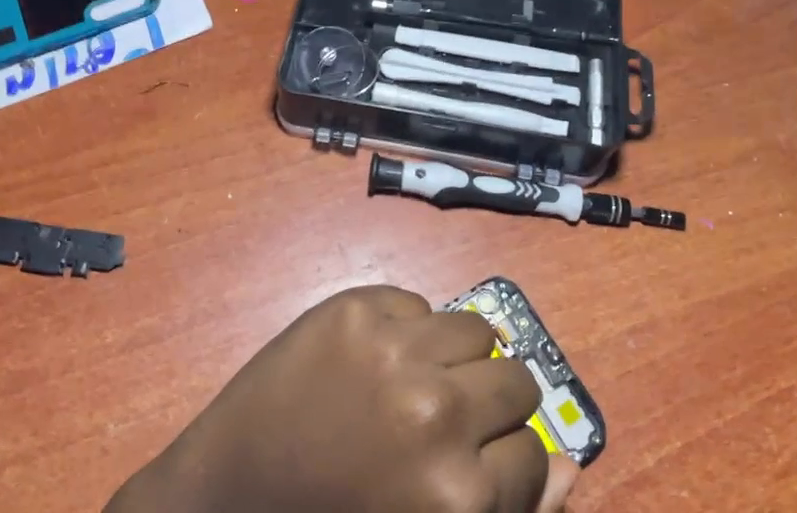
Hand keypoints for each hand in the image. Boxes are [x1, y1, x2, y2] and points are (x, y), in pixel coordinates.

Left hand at [107, 286, 580, 512]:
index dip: (503, 461)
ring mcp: (393, 350)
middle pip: (516, 383)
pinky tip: (374, 361)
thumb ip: (507, 509)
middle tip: (444, 420)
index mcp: (460, 493)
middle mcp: (438, 412)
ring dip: (455, 358)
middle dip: (488, 406)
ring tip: (414, 381)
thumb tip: (571, 465)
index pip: (533, 453)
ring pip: (476, 330)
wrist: (225, 497)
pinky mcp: (354, 307)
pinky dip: (409, 330)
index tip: (472, 463)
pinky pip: (419, 304)